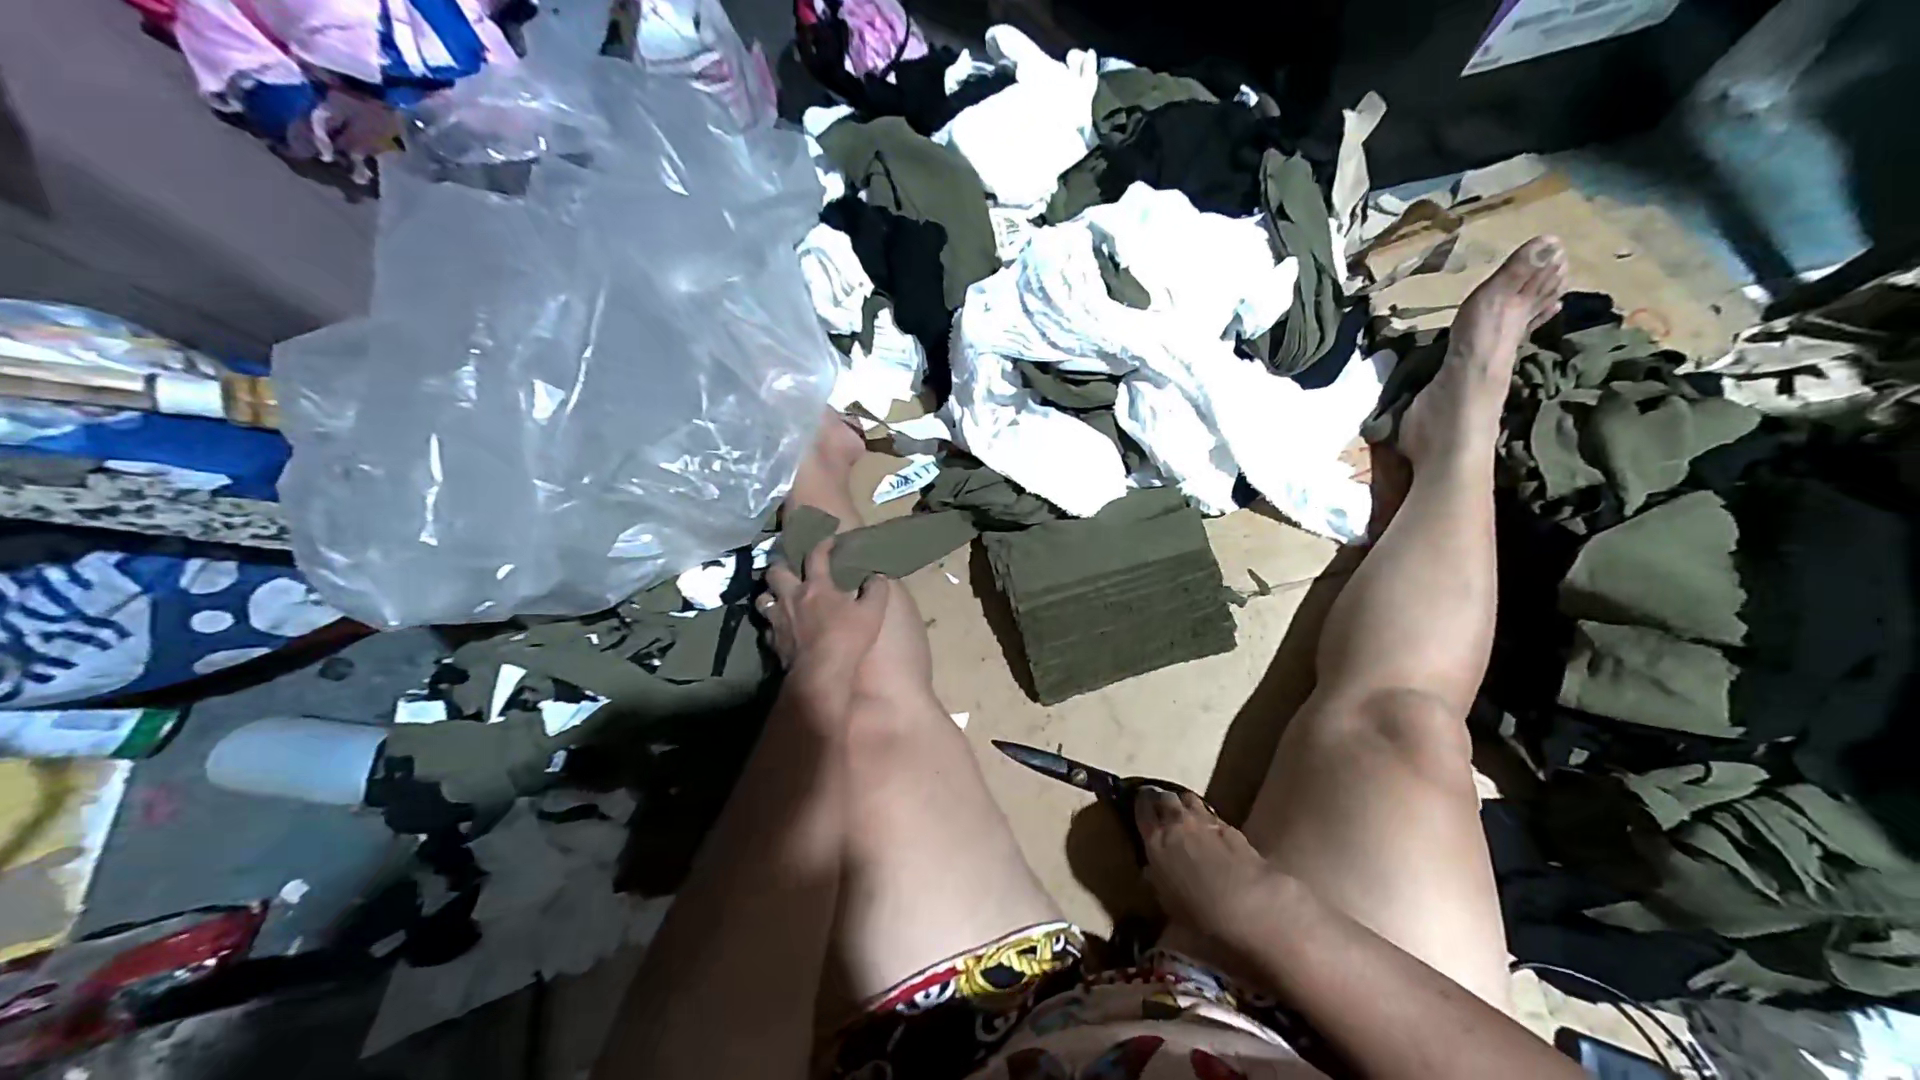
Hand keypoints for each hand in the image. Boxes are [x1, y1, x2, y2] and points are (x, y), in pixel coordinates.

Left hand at [759, 537, 890, 688]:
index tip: (829, 540)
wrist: (820, 674)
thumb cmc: (848, 639)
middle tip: (788, 566)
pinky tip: (778, 626)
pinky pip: (765, 626)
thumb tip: (877, 576)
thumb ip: (876, 590)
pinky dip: (770, 622)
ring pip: (763, 597)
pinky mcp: (771, 640)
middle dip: (781, 564)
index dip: (823, 544)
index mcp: (817, 586)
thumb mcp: (873, 613)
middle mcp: (792, 597)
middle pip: (776, 571)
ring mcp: (777, 618)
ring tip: (777, 595)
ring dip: (769, 593)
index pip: (816, 556)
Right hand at [1136, 788, 1291, 951]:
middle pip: (1165, 798)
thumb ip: (1156, 879)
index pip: (1142, 808)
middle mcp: (1178, 823)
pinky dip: (1207, 819)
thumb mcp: (1167, 902)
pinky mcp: (1231, 826)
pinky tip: (1211, 832)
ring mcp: (1206, 821)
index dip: (1141, 804)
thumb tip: (1150, 869)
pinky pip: (1212, 814)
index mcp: (1156, 840)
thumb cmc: (1200, 915)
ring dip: (1185, 805)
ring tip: (1186, 817)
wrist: (1250, 907)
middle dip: (1162, 801)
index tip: (1141, 806)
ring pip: (1189, 799)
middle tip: (1162, 811)